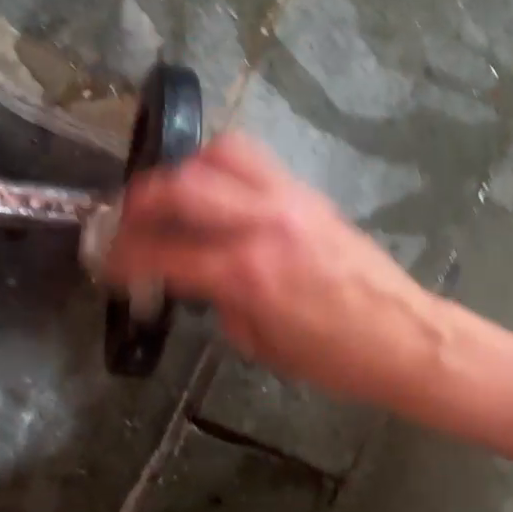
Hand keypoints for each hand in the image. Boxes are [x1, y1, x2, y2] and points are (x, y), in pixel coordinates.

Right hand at [104, 134, 435, 401]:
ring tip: (173, 194)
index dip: (124, 256)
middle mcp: (261, 224)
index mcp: (246, 275)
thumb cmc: (333, 357)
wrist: (404, 337)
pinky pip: (253, 161)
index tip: (107, 262)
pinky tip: (217, 194)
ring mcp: (287, 200)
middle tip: (127, 218)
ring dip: (184, 169)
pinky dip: (221, 167)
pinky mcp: (306, 193)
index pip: (164, 252)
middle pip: (183, 185)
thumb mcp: (260, 344)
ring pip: (220, 153)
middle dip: (142, 199)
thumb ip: (221, 303)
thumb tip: (199, 278)